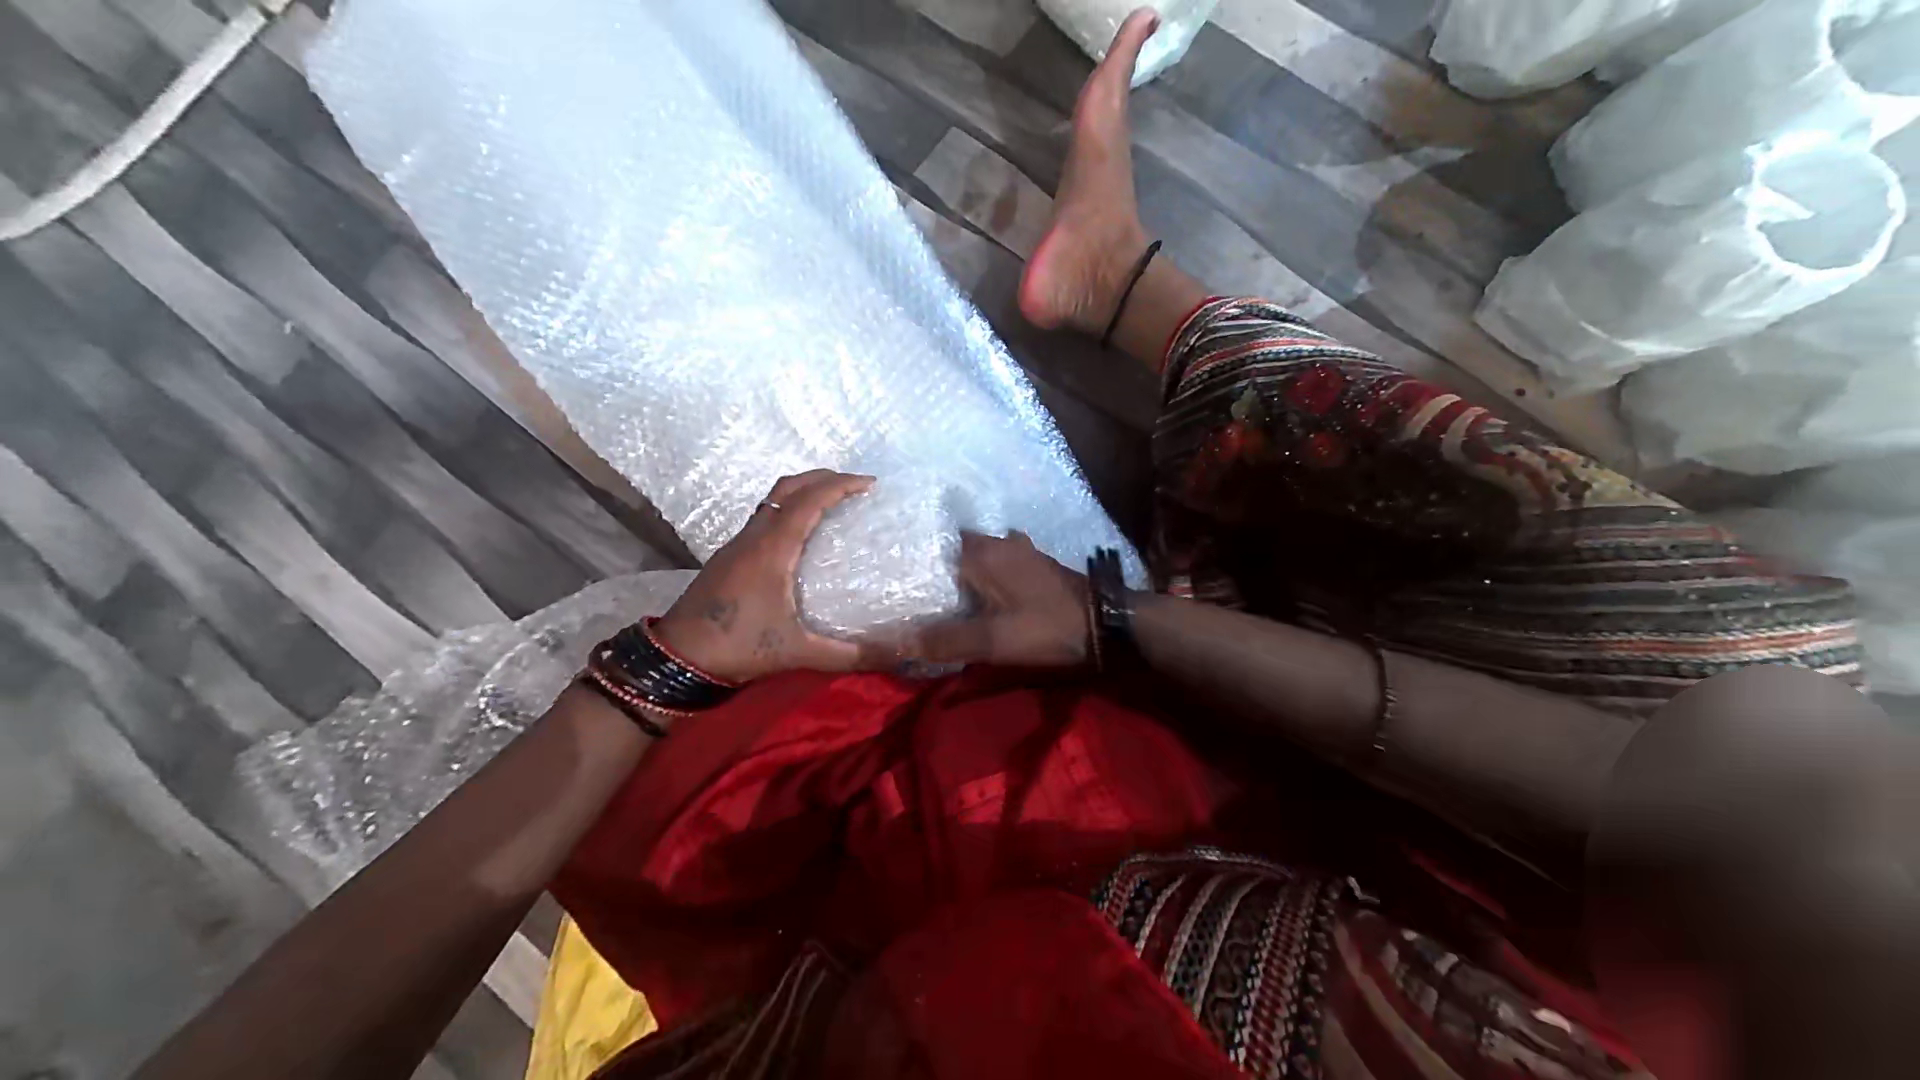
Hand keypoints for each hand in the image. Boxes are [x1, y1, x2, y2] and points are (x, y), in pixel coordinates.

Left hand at [653, 470, 889, 682]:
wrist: (679, 657)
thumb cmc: (739, 646)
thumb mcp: (798, 652)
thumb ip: (846, 655)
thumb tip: (894, 658)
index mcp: (772, 549)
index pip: (809, 500)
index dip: (841, 485)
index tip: (869, 484)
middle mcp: (754, 537)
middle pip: (788, 488)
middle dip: (822, 478)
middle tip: (854, 486)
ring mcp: (737, 545)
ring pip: (771, 500)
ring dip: (802, 493)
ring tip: (831, 504)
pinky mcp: (728, 557)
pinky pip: (763, 518)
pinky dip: (787, 511)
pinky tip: (800, 536)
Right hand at [911, 530, 1090, 666]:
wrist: (1106, 626)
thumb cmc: (1047, 628)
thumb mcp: (992, 641)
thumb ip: (944, 640)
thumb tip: (895, 642)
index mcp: (982, 552)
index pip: (930, 545)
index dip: (909, 561)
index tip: (889, 577)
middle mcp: (998, 542)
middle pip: (951, 550)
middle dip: (931, 569)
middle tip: (906, 592)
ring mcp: (1019, 550)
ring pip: (974, 557)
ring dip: (957, 573)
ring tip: (934, 596)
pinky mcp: (1033, 564)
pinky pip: (994, 565)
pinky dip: (979, 577)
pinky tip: (973, 597)